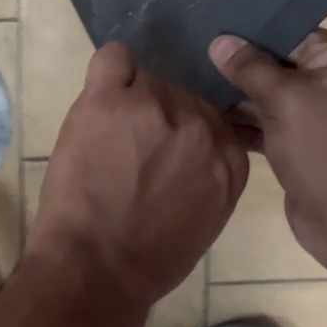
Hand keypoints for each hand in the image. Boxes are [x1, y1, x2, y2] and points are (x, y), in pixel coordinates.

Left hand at [26, 43, 249, 314]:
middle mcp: (199, 122)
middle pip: (179, 93)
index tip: (164, 146)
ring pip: (144, 78)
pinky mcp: (109, 99)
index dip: (186, 129)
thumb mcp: (206, 216)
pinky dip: (109, 70)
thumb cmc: (150, 256)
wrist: (96, 268)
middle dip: (157, 116)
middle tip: (130, 147)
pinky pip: (114, 58)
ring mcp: (154, 104)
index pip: (214, 115)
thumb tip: (198, 142)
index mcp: (230, 155)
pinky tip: (100, 96)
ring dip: (128, 101)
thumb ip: (212, 170)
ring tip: (107, 136)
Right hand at [208, 29, 326, 274]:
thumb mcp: (286, 100)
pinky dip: (247, 124)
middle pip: (283, 64)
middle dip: (240, 66)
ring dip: (239, 97)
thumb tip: (219, 41)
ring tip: (190, 82)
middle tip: (191, 54)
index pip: (293, 33)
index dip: (250, 32)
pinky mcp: (311, 148)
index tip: (208, 28)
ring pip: (275, 97)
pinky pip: (274, 126)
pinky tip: (209, 117)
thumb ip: (250, 68)